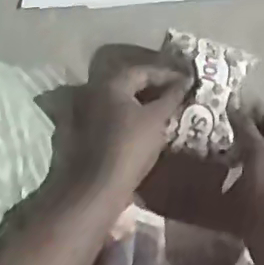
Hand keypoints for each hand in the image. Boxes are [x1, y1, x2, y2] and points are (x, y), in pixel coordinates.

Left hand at [75, 64, 189, 190]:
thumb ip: (172, 96)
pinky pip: (106, 118)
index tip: (186, 80)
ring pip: (116, 101)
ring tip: (158, 111)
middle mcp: (92, 91)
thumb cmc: (128, 150)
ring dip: (136, 103)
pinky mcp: (77, 136)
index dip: (167, 74)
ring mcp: (81, 114)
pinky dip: (123, 118)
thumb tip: (185, 80)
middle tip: (173, 93)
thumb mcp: (157, 120)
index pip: (144, 70)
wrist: (93, 195)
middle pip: (128, 83)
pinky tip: (136, 129)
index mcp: (111, 83)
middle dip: (151, 87)